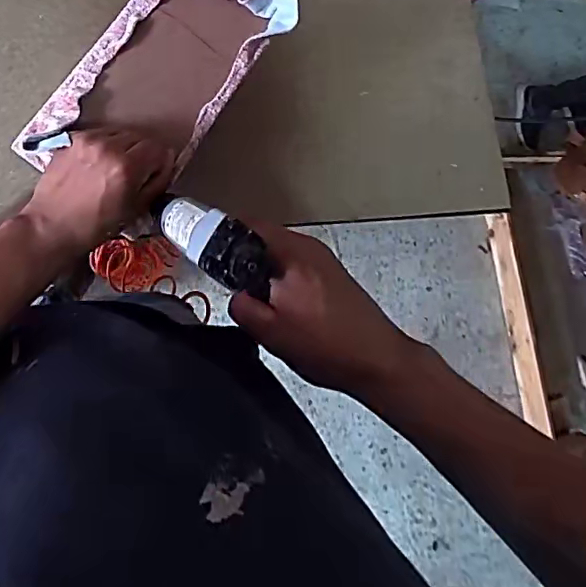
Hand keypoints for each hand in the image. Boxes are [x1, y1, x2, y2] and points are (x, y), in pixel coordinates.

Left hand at [19, 129, 175, 255]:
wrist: (50, 227)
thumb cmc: (95, 225)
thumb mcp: (136, 209)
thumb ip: (158, 181)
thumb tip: (167, 162)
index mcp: (126, 167)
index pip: (158, 148)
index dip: (160, 162)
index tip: (154, 173)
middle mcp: (108, 147)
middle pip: (141, 138)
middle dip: (143, 153)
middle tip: (135, 172)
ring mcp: (88, 140)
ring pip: (120, 132)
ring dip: (124, 146)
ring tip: (114, 166)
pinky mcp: (72, 139)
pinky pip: (100, 134)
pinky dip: (105, 144)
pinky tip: (97, 162)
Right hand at [227, 223, 428, 400]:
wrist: (377, 360)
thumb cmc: (328, 346)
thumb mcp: (273, 334)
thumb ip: (245, 308)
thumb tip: (236, 296)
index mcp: (294, 253)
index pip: (251, 226)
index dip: (225, 234)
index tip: (208, 248)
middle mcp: (310, 248)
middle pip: (265, 239)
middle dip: (243, 257)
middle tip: (228, 282)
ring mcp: (323, 260)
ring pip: (281, 255)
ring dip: (263, 270)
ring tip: (254, 300)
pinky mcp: (332, 275)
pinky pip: (296, 266)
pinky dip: (281, 279)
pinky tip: (280, 307)